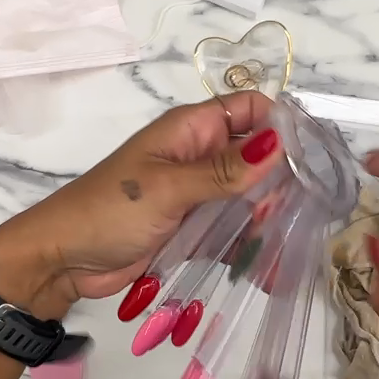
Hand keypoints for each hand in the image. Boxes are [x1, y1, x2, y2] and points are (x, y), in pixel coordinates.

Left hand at [0, 92, 282, 316]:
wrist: (63, 261)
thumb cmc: (109, 212)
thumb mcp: (168, 188)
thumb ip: (224, 171)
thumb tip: (279, 143)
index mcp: (190, 130)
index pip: (250, 109)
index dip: (282, 124)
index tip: (315, 155)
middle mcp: (199, 157)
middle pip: (256, 156)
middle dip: (283, 178)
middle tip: (310, 209)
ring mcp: (196, 195)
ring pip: (247, 196)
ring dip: (269, 216)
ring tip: (294, 242)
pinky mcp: (192, 230)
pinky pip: (230, 232)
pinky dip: (248, 246)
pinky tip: (272, 269)